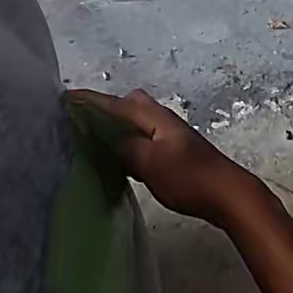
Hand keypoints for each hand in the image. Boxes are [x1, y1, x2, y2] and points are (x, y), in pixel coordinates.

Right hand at [67, 88, 263, 227]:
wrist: (228, 196)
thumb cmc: (188, 177)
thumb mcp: (148, 162)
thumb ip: (123, 145)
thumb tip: (105, 135)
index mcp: (151, 116)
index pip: (113, 103)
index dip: (88, 100)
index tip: (64, 96)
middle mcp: (159, 119)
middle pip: (127, 103)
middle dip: (104, 107)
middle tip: (81, 119)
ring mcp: (168, 135)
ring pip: (135, 121)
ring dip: (116, 125)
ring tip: (93, 138)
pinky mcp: (173, 151)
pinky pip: (141, 138)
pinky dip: (127, 142)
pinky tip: (119, 159)